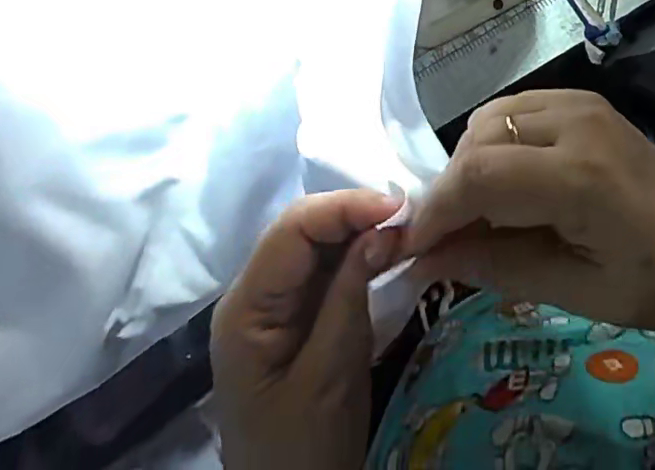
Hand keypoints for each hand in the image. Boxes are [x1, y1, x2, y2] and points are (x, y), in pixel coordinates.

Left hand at [212, 190, 404, 469]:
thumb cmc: (301, 452)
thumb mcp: (329, 377)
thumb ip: (348, 296)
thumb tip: (381, 229)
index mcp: (246, 307)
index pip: (291, 230)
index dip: (343, 207)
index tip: (397, 207)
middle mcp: (254, 291)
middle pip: (301, 229)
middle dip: (354, 213)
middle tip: (408, 216)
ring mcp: (274, 301)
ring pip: (316, 242)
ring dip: (360, 229)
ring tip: (404, 227)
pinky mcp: (296, 312)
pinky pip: (325, 266)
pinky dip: (358, 253)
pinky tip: (386, 250)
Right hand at [403, 90, 654, 330]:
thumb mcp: (577, 291)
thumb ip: (497, 267)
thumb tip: (428, 257)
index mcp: (580, 177)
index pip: (479, 176)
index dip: (437, 210)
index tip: (414, 246)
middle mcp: (574, 123)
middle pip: (477, 140)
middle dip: (450, 190)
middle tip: (448, 237)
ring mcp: (578, 102)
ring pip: (488, 118)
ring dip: (469, 164)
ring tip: (479, 211)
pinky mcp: (579, 98)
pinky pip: (511, 109)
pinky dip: (492, 142)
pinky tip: (507, 179)